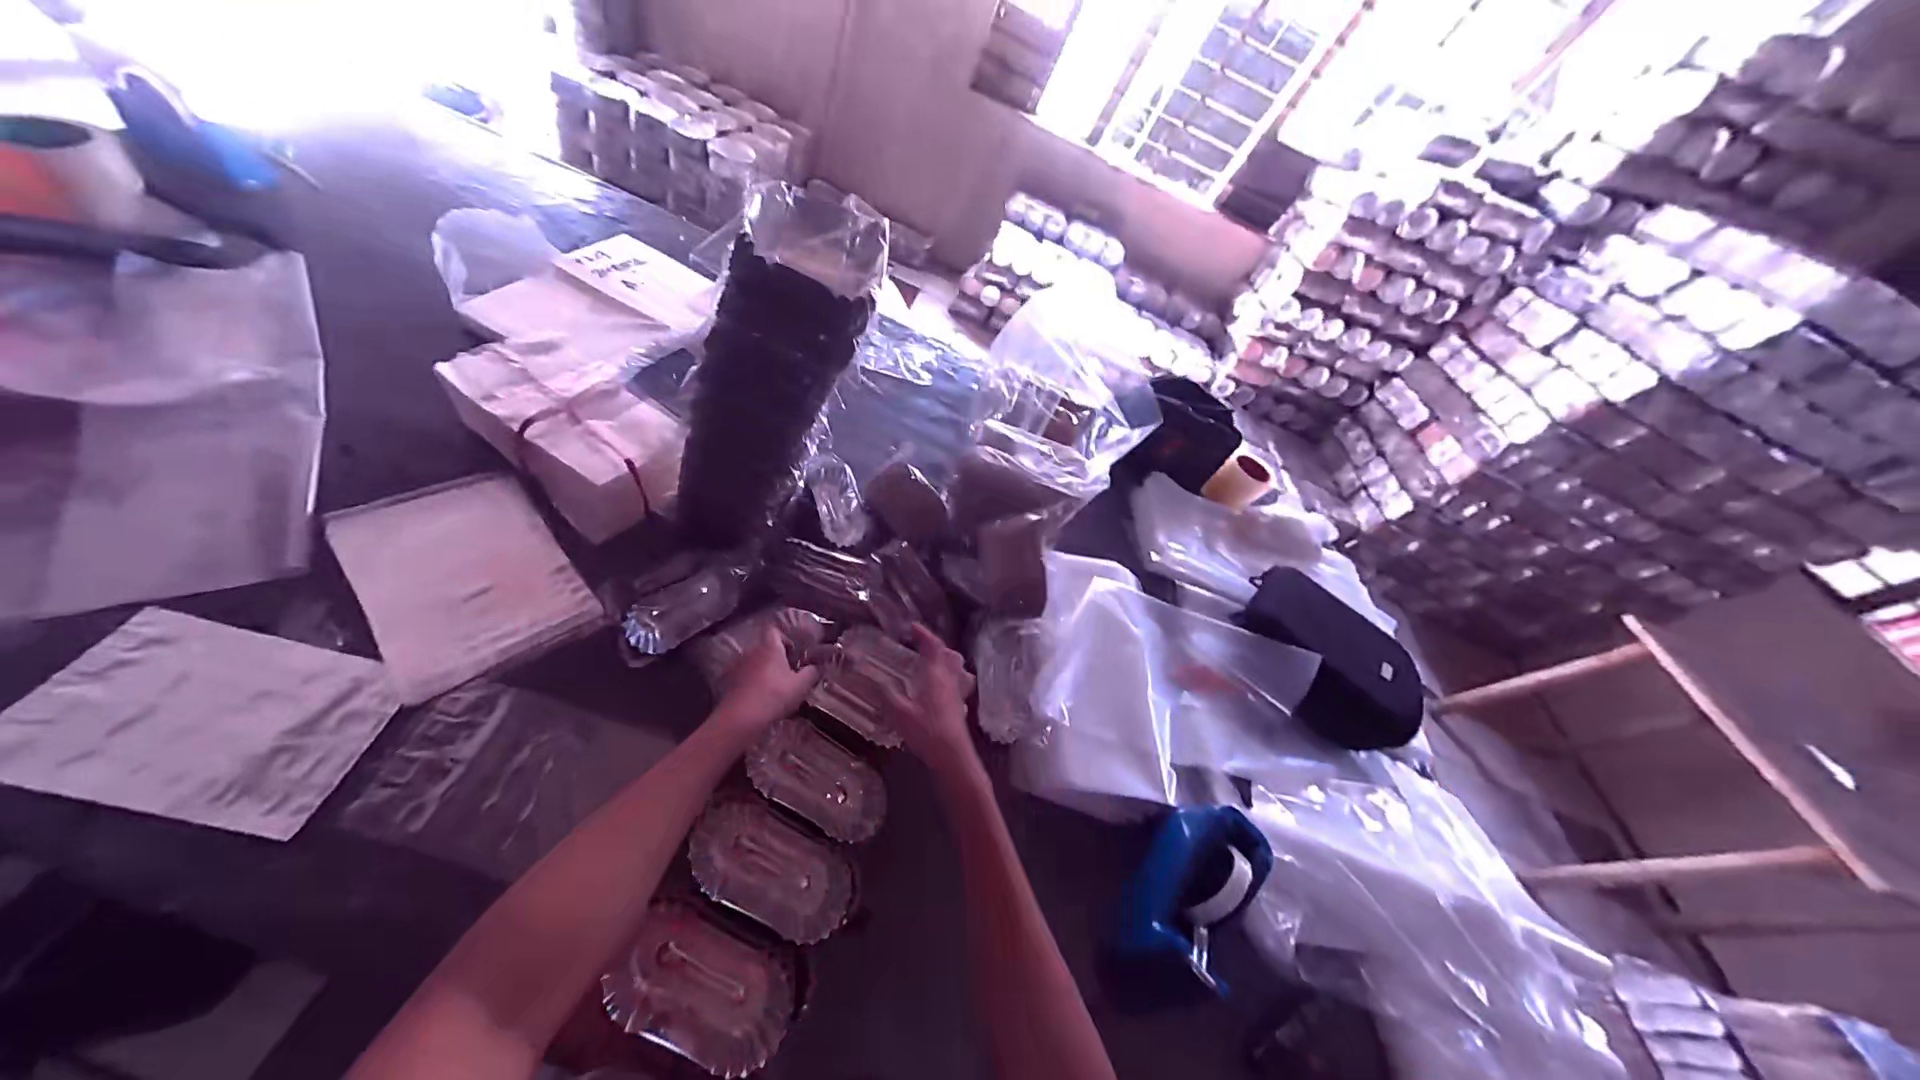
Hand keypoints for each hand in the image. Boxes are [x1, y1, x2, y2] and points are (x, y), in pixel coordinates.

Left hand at [711, 626, 819, 737]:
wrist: (742, 718)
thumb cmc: (775, 695)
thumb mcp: (802, 685)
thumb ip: (812, 672)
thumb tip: (815, 667)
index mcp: (770, 647)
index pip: (774, 630)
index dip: (785, 639)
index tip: (793, 653)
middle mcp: (751, 651)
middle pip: (764, 648)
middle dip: (775, 658)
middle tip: (788, 673)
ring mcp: (737, 666)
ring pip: (753, 662)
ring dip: (763, 671)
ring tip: (774, 688)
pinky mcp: (728, 682)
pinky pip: (743, 677)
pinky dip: (752, 683)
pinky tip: (759, 698)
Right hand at [883, 624, 977, 771]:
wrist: (953, 756)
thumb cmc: (927, 731)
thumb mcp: (899, 712)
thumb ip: (886, 694)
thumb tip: (875, 679)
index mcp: (937, 674)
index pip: (934, 646)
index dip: (924, 634)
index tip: (913, 627)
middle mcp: (951, 680)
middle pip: (950, 655)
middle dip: (937, 646)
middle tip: (922, 645)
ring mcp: (958, 694)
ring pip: (957, 669)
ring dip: (946, 661)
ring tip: (932, 664)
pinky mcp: (960, 708)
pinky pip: (957, 685)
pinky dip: (948, 679)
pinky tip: (938, 690)